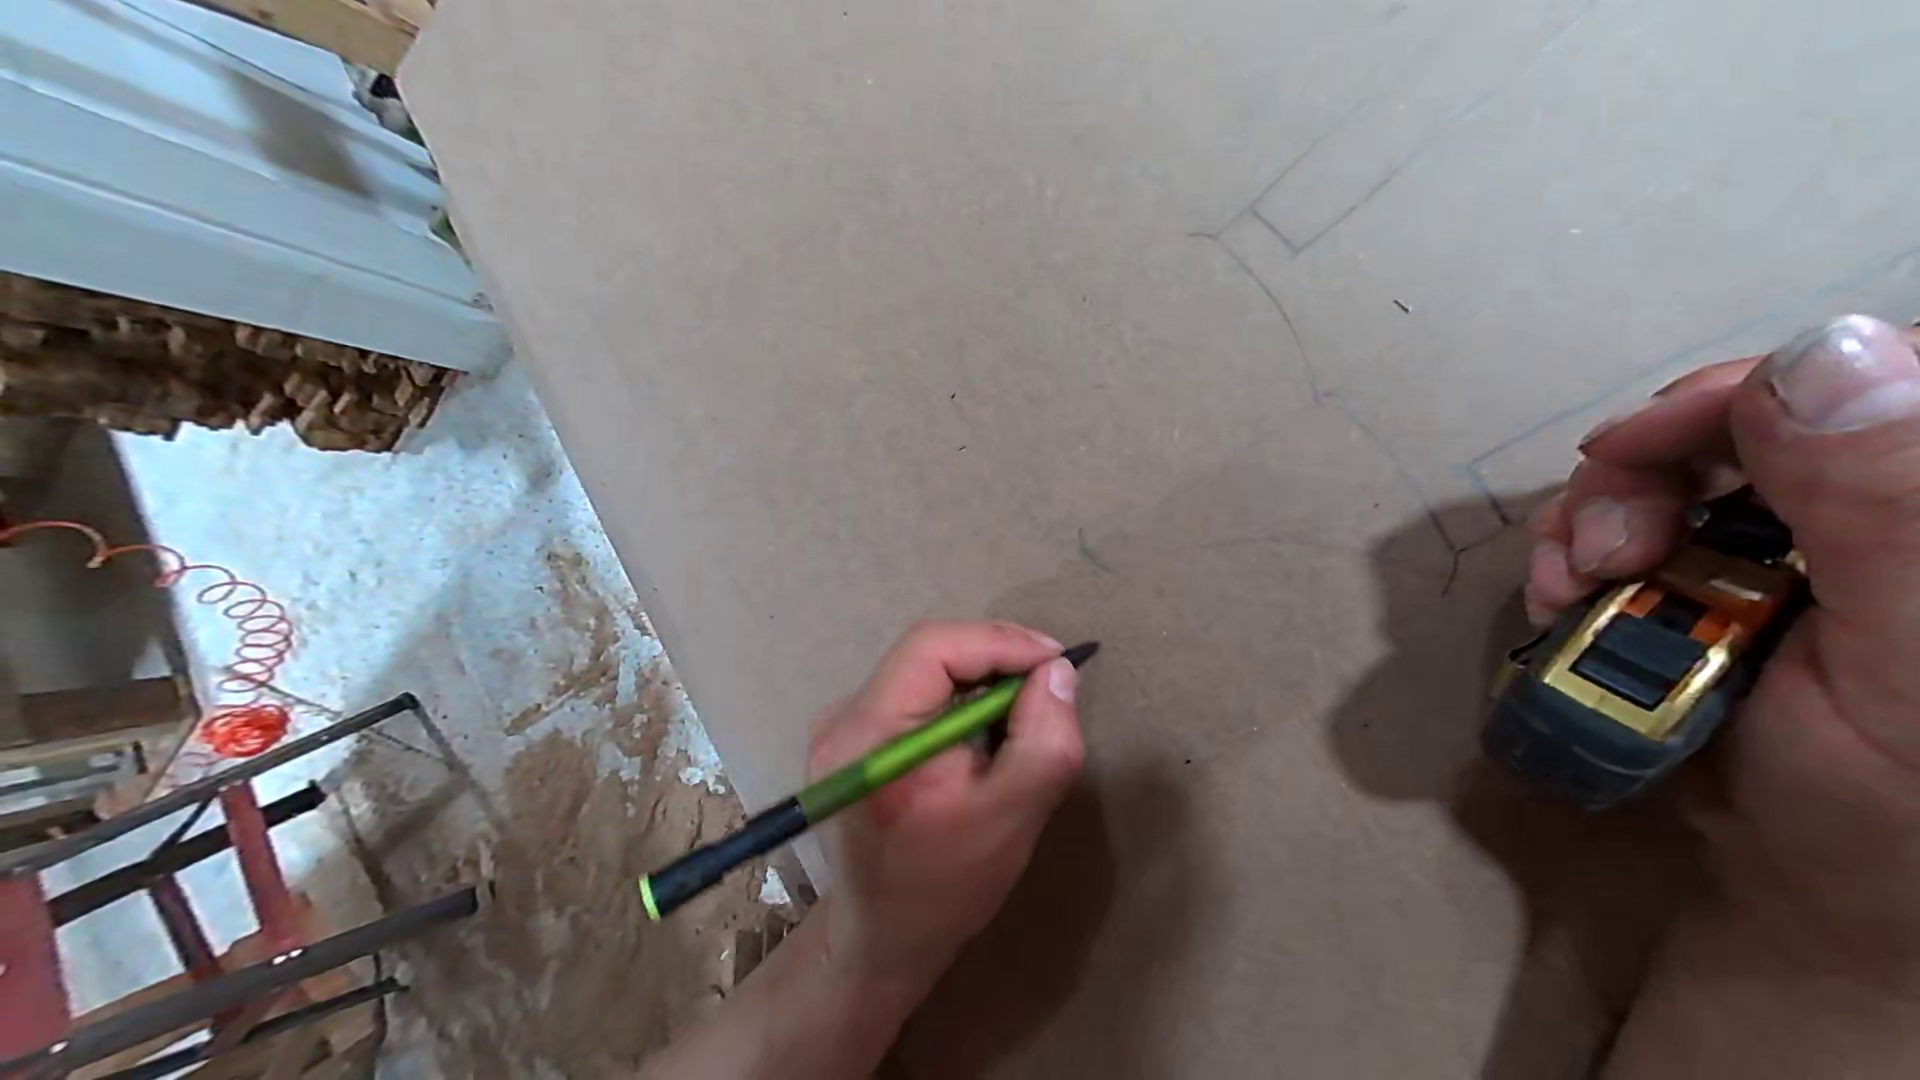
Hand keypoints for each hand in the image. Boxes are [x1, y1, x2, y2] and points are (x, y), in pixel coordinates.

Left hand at [807, 620, 1084, 992]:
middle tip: (1049, 678)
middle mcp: (841, 718)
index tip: (1056, 659)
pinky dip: (960, 692)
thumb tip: (1057, 670)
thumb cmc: (946, 887)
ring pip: (923, 666)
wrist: (882, 937)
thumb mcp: (1012, 820)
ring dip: (981, 674)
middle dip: (995, 656)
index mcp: (866, 737)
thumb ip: (1044, 742)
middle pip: (926, 651)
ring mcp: (840, 722)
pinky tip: (985, 725)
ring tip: (1023, 705)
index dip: (999, 641)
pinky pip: (915, 688)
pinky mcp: (853, 731)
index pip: (930, 648)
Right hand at [1527, 314, 1919, 975]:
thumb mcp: (1918, 667)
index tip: (1634, 444)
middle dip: (1640, 476)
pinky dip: (1574, 552)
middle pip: (1741, 420)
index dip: (1746, 390)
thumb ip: (1893, 509)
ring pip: (1663, 471)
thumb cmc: (1905, 811)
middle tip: (1603, 553)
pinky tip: (1568, 595)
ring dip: (1591, 522)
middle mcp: (1884, 510)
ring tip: (1574, 589)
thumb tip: (1822, 353)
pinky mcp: (1712, 574)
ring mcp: (1791, 541)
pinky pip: (1620, 524)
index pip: (1880, 376)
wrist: (1827, 893)